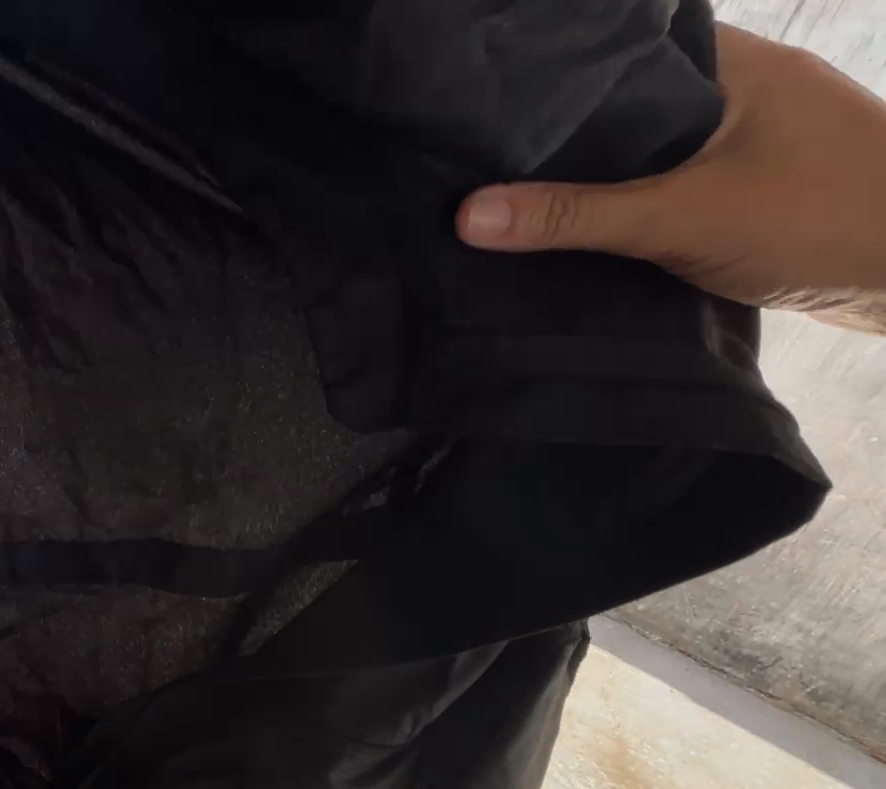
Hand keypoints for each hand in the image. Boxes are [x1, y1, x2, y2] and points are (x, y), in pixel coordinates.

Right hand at [456, 26, 885, 334]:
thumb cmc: (825, 218)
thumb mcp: (683, 216)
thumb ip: (575, 215)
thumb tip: (466, 215)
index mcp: (733, 66)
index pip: (623, 54)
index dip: (550, 80)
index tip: (480, 111)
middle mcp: (734, 96)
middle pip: (618, 111)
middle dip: (550, 142)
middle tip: (470, 164)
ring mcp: (737, 147)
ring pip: (632, 157)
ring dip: (577, 182)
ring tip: (496, 199)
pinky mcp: (733, 195)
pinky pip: (648, 192)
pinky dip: (606, 211)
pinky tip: (559, 232)